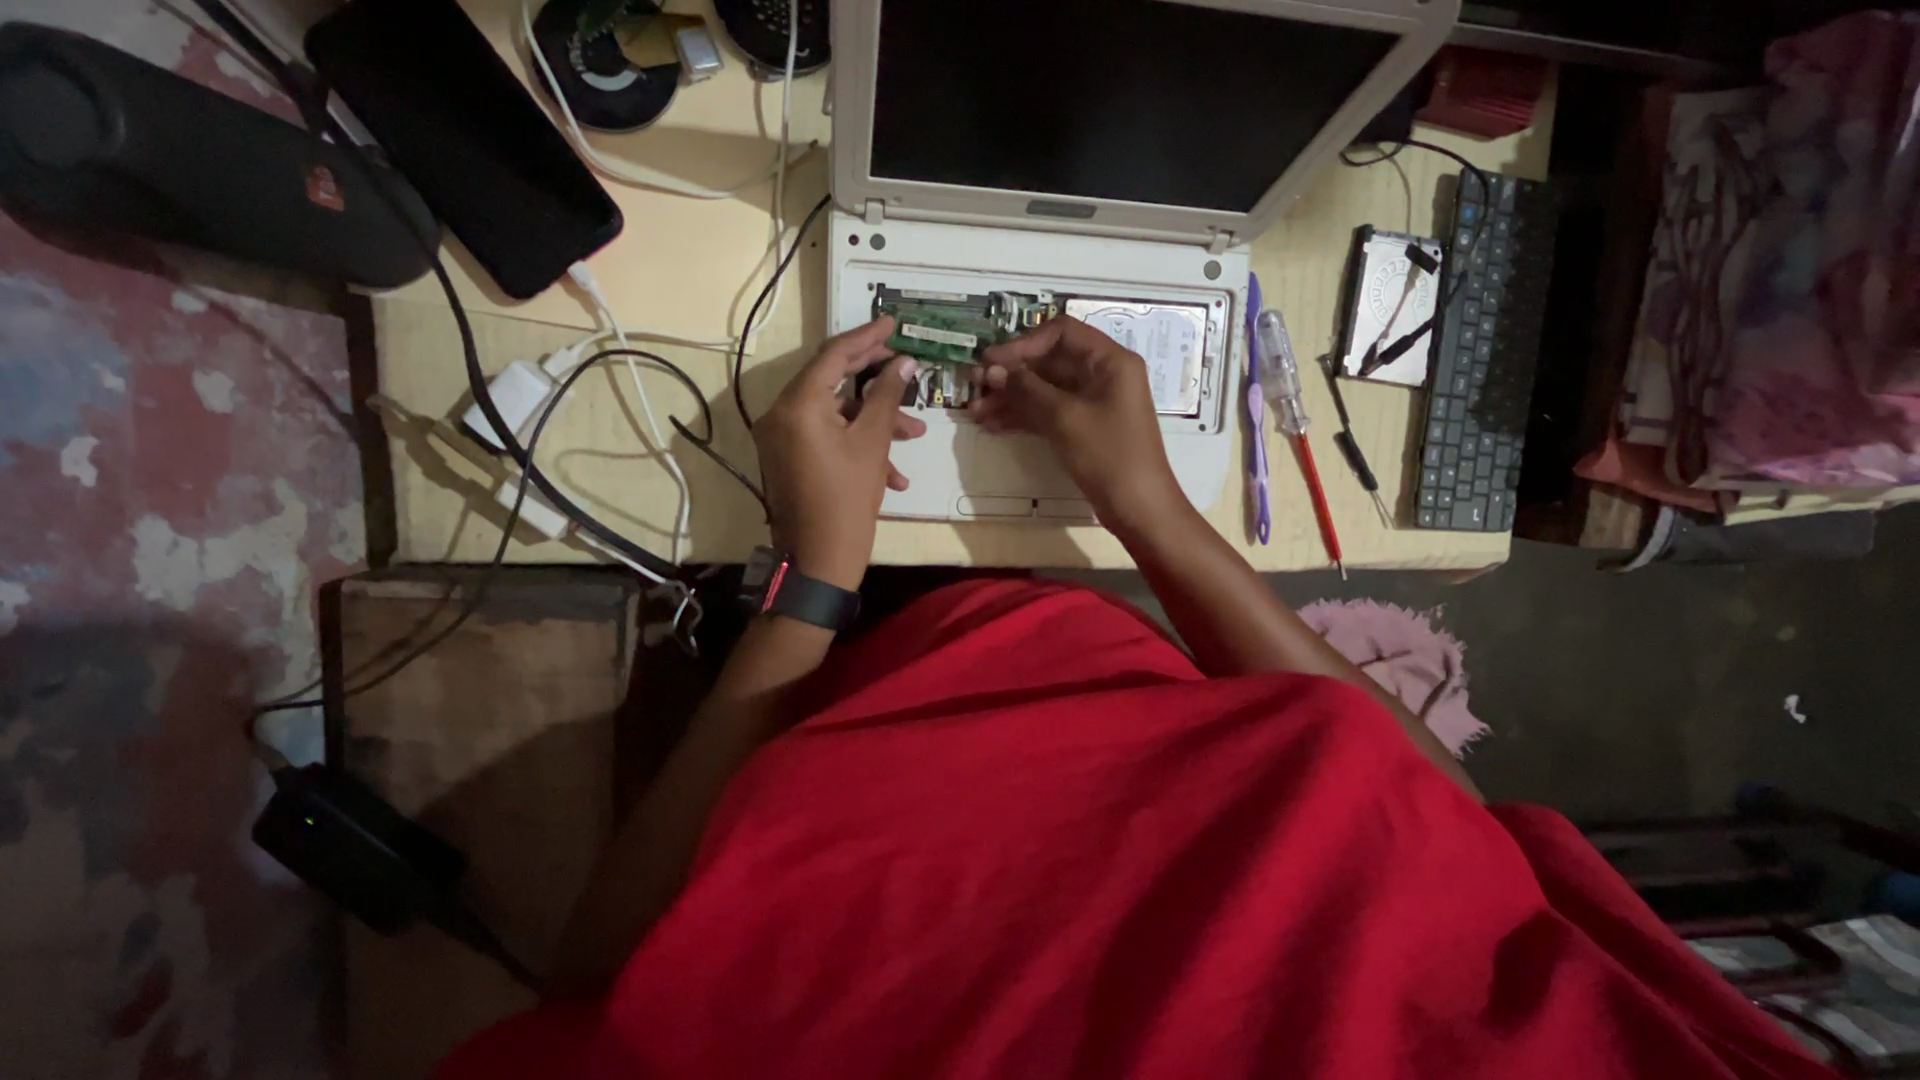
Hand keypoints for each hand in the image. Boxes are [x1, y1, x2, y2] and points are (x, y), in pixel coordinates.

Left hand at [754, 317, 924, 589]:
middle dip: (875, 379)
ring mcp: (780, 438)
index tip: (892, 323)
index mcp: (798, 404)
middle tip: (906, 366)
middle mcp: (781, 414)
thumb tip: (904, 363)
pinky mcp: (787, 459)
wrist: (818, 562)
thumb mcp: (873, 444)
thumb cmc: (848, 500)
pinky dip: (855, 445)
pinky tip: (891, 473)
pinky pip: (824, 438)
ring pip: (834, 413)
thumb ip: (887, 396)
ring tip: (914, 434)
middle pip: (831, 381)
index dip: (866, 337)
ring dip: (873, 421)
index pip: (833, 355)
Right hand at [969, 316, 1182, 527]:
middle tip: (975, 387)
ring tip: (976, 412)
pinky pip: (1048, 412)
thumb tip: (991, 370)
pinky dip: (1023, 417)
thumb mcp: (1065, 417)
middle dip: (1011, 374)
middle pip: (1050, 362)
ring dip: (1011, 398)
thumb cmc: (1108, 454)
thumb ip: (1027, 389)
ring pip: (1045, 390)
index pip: (1061, 333)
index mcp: (1110, 361)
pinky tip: (993, 426)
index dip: (1024, 344)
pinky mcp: (1083, 428)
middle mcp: (1102, 375)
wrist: (1137, 507)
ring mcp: (1092, 404)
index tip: (992, 361)